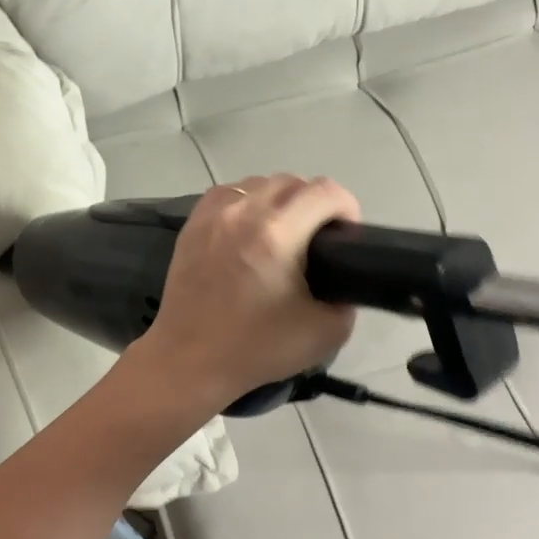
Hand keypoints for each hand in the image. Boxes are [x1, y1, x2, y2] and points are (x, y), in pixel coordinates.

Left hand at [132, 175, 362, 408]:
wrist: (190, 356)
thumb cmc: (257, 348)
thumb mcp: (326, 331)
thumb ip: (347, 295)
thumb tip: (344, 275)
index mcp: (277, 235)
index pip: (325, 192)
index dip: (347, 208)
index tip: (347, 235)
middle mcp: (243, 213)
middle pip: (293, 182)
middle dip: (315, 203)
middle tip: (319, 237)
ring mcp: (213, 215)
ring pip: (258, 183)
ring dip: (280, 199)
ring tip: (285, 232)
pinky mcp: (192, 223)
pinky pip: (228, 192)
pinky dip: (247, 201)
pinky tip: (251, 228)